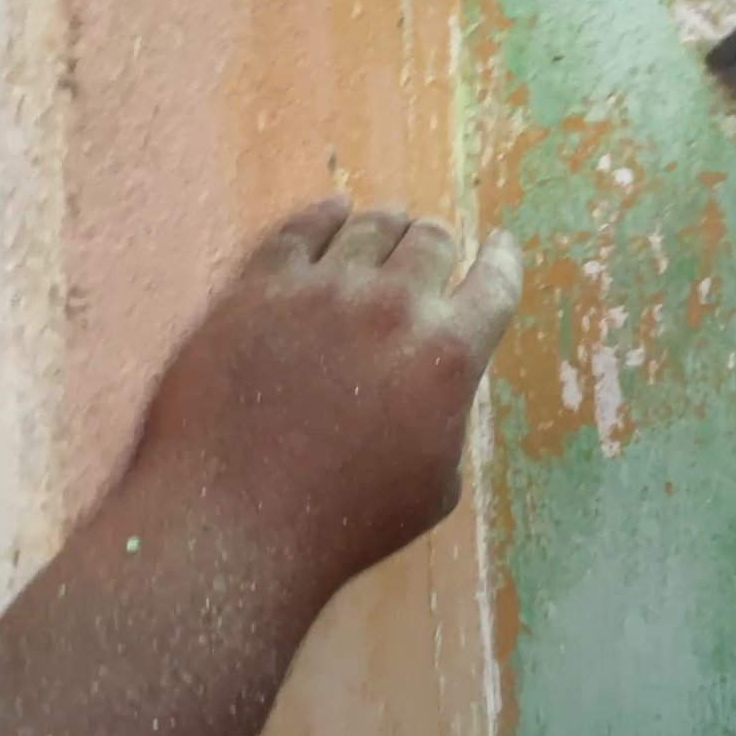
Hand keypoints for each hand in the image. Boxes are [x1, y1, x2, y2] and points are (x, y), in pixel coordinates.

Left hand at [132, 199, 523, 584]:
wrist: (233, 525)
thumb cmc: (344, 521)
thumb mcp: (437, 483)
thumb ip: (451, 414)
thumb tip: (443, 378)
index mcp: (448, 354)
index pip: (495, 282)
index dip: (503, 258)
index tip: (499, 245)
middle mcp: (395, 306)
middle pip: (432, 239)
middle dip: (438, 243)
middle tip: (429, 251)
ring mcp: (326, 289)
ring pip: (372, 224)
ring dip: (389, 225)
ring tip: (385, 227)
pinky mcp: (263, 286)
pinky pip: (302, 227)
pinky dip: (326, 213)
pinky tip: (334, 211)